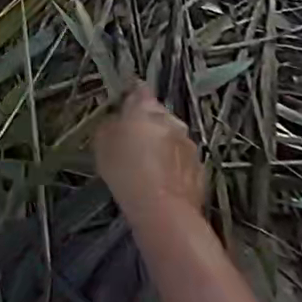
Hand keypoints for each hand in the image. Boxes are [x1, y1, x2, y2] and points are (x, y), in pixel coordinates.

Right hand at [95, 81, 204, 215]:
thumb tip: (116, 122)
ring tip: (146, 165)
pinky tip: (161, 181)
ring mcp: (190, 145)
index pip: (140, 89)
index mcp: (146, 109)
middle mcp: (172, 121)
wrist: (162, 211)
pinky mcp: (200, 170)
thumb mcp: (102, 143)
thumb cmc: (125, 171)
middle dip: (147, 123)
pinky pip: (182, 160)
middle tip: (131, 139)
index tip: (125, 98)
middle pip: (158, 115)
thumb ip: (110, 125)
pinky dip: (173, 165)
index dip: (132, 92)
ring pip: (172, 138)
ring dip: (161, 145)